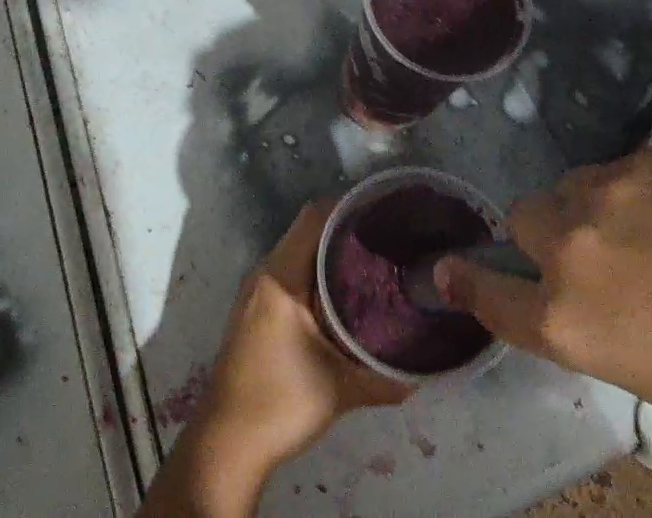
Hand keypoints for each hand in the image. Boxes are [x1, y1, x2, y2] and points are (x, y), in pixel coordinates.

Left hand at [140, 200, 409, 515]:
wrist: (226, 445)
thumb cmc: (279, 404)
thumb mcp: (342, 389)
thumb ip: (387, 378)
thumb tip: (426, 373)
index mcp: (281, 277)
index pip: (316, 217)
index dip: (352, 206)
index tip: (390, 211)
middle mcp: (265, 274)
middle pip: (310, 230)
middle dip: (351, 229)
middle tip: (394, 238)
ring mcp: (256, 292)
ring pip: (300, 253)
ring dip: (335, 253)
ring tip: (380, 261)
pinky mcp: (256, 311)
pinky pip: (292, 274)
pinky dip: (320, 273)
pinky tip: (350, 293)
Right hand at [435, 146, 651, 436]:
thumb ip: (597, 332)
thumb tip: (584, 300)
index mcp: (567, 322)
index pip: (489, 294)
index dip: (465, 282)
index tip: (445, 269)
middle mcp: (569, 249)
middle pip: (520, 222)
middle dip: (542, 239)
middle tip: (590, 255)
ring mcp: (608, 193)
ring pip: (567, 189)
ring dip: (585, 209)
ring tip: (643, 229)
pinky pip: (617, 171)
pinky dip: (633, 190)